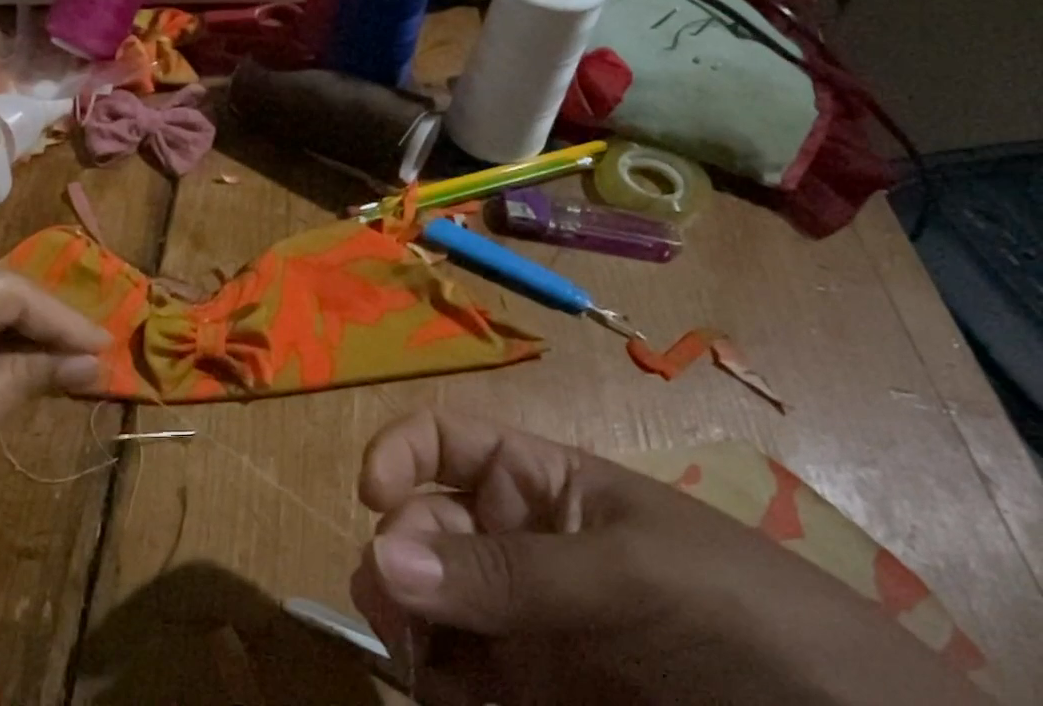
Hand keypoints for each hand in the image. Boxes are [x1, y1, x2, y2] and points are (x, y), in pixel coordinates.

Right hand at [351, 412, 990, 705]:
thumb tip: (377, 559)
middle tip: (409, 615)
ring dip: (406, 630)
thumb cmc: (750, 619)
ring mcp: (517, 623)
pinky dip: (434, 685)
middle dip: (397, 562)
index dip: (398, 454)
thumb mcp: (634, 577)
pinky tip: (456, 700)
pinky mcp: (524, 694)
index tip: (372, 496)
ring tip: (432, 670)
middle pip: (415, 529)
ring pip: (418, 605)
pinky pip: (448, 677)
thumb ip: (508, 573)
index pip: (444, 443)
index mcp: (542, 486)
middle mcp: (515, 546)